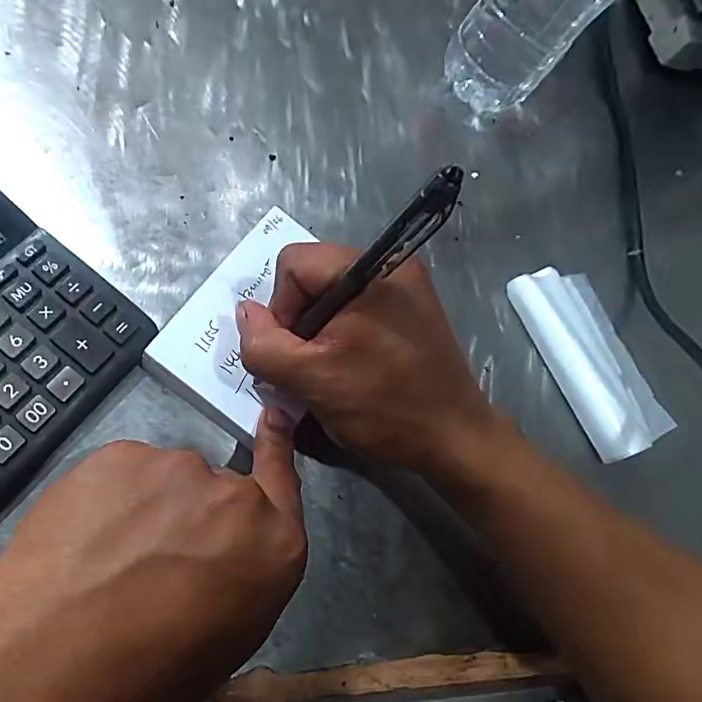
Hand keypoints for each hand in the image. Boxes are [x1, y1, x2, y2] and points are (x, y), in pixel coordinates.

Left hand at [0, 413, 306, 701]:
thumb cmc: (152, 675)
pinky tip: (82, 540)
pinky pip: (123, 472)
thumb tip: (217, 563)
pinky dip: (107, 498)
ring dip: (147, 506)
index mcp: (276, 544)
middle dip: (193, 515)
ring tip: (107, 558)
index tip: (272, 417)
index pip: (284, 479)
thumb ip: (242, 575)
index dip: (276, 447)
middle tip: (151, 561)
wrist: (55, 659)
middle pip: (219, 489)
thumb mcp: (229, 639)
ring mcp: (179, 469)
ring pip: (167, 480)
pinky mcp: (122, 456)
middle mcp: (237, 497)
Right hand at [236, 243, 497, 473]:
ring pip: (334, 298)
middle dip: (299, 322)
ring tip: (330, 373)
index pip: (294, 263)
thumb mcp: (311, 380)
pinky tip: (352, 370)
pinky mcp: (414, 313)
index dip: (280, 307)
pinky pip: (360, 312)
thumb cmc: (385, 407)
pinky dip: (343, 337)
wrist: (455, 438)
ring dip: (319, 334)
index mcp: (372, 269)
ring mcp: (408, 289)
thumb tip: (246, 313)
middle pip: (314, 277)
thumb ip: (265, 343)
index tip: (295, 352)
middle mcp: (393, 266)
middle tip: (309, 366)